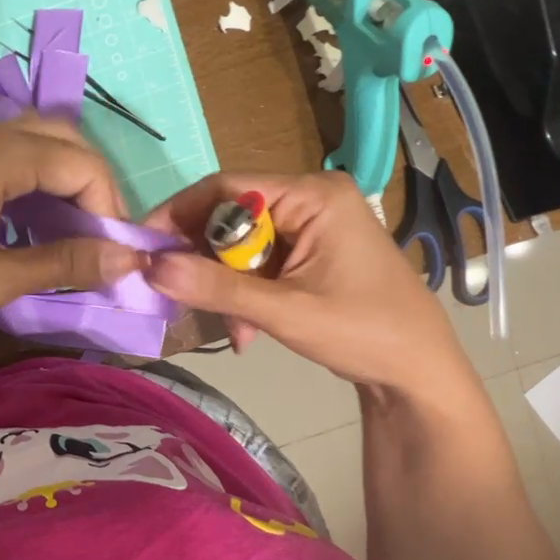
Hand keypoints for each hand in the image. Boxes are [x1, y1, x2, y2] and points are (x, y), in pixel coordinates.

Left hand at [0, 117, 142, 334]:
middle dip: (87, 183)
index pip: (81, 162)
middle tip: (93, 235)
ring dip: (55, 177)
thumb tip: (126, 260)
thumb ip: (62, 262)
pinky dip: (23, 176)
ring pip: (27, 140)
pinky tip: (16, 218)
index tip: (110, 250)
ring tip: (62, 229)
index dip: (107, 205)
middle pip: (59, 138)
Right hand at [143, 170, 472, 395]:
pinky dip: (241, 293)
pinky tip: (245, 329)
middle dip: (203, 261)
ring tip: (232, 328)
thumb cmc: (363, 333)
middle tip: (180, 297)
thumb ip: (217, 288)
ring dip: (223, 286)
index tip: (143, 249)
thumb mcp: (284, 311)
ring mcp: (311, 226)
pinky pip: (255, 262)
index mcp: (314, 195)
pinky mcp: (308, 251)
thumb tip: (151, 267)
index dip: (178, 214)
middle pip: (229, 216)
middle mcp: (311, 199)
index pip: (225, 187)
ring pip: (237, 244)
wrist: (416, 372)